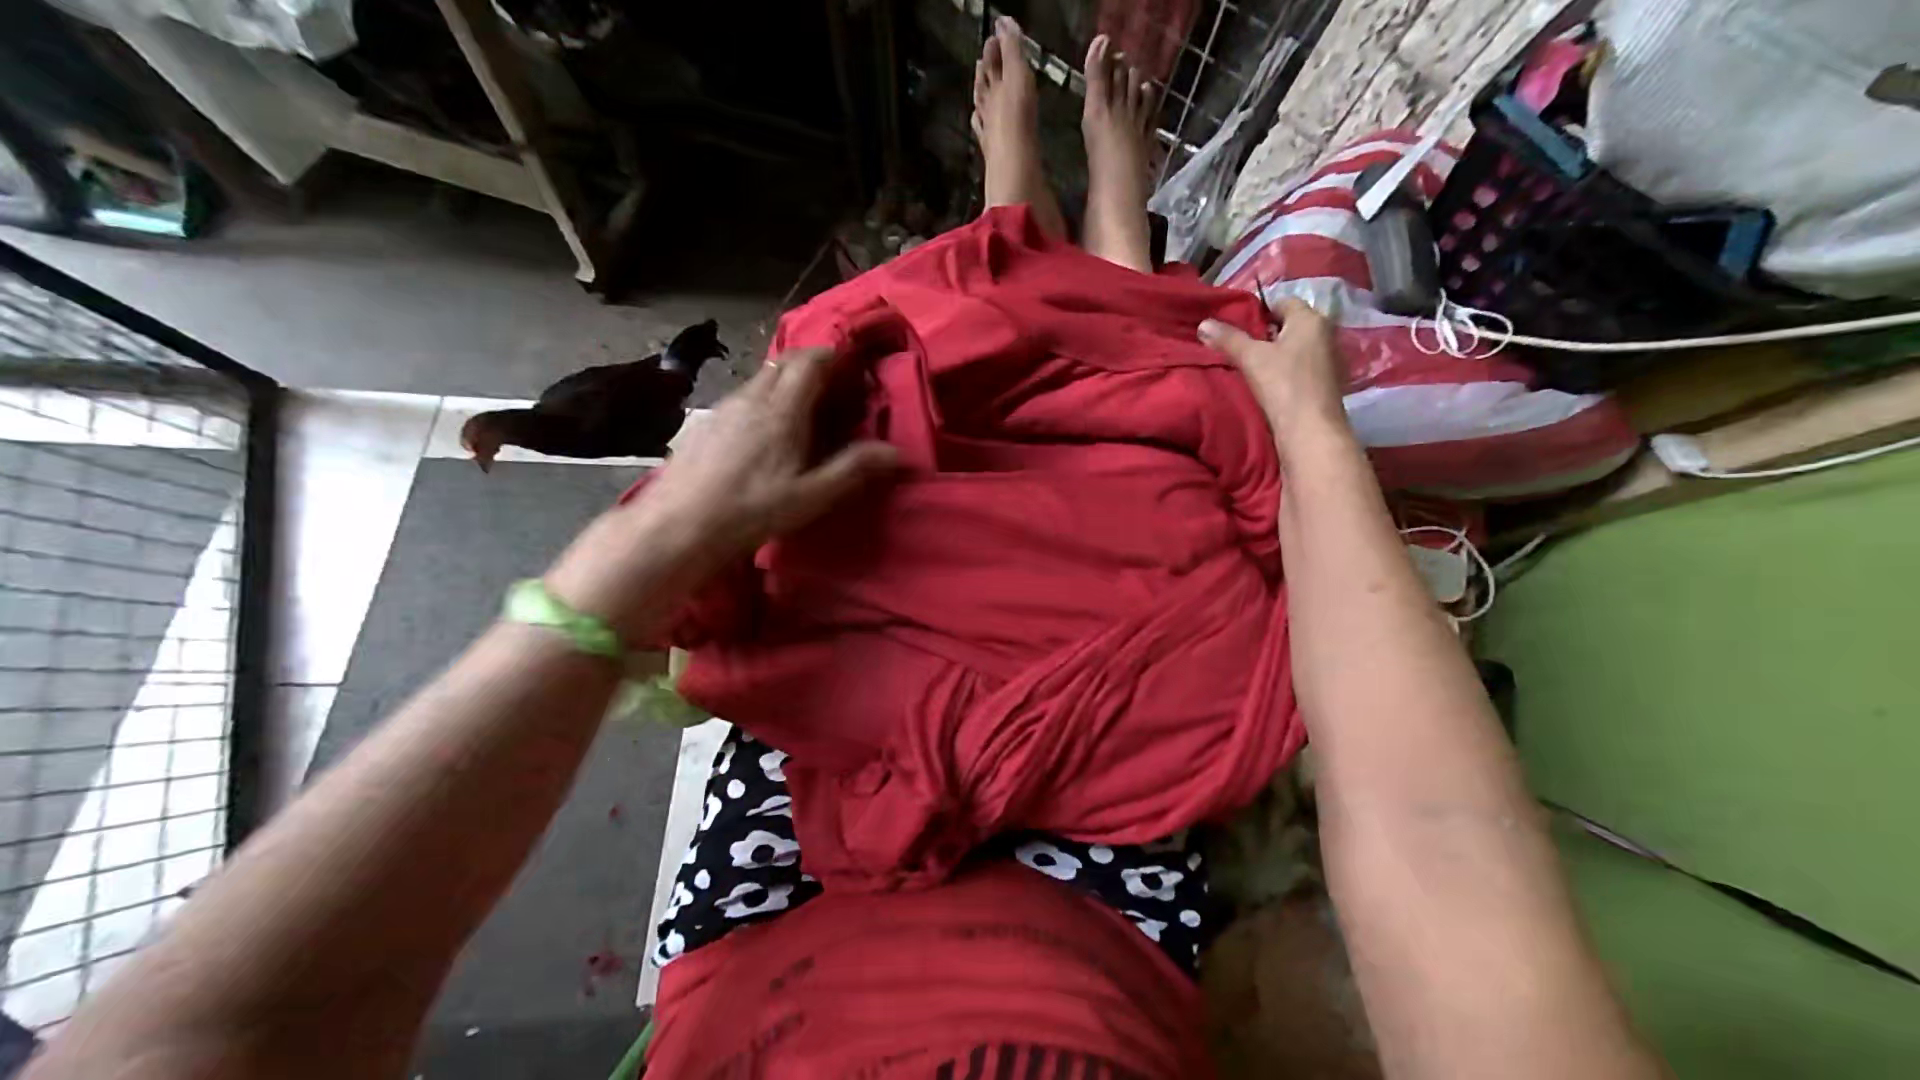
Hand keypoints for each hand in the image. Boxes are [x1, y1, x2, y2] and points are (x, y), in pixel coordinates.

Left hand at [543, 346, 897, 639]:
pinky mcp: (706, 423)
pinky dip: (764, 401)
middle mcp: (752, 397)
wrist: (679, 526)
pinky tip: (765, 435)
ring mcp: (724, 407)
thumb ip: (854, 468)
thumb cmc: (752, 510)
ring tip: (805, 413)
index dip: (835, 357)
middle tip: (835, 391)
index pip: (812, 360)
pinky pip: (743, 397)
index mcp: (783, 409)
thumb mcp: (812, 496)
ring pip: (763, 379)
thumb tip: (897, 452)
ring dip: (787, 384)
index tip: (854, 371)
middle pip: (786, 362)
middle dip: (814, 366)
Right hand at [1200, 297, 1348, 440]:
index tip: (1238, 328)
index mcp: (1310, 319)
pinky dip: (1287, 369)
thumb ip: (1228, 339)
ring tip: (1252, 367)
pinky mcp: (1328, 381)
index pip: (1282, 302)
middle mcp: (1326, 333)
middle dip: (1267, 333)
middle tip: (1242, 348)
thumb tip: (1203, 324)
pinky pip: (1303, 365)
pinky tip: (1271, 383)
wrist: (1310, 429)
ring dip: (1277, 353)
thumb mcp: (1250, 358)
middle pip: (1290, 324)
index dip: (1259, 312)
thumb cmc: (1283, 385)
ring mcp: (1330, 358)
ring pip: (1297, 346)